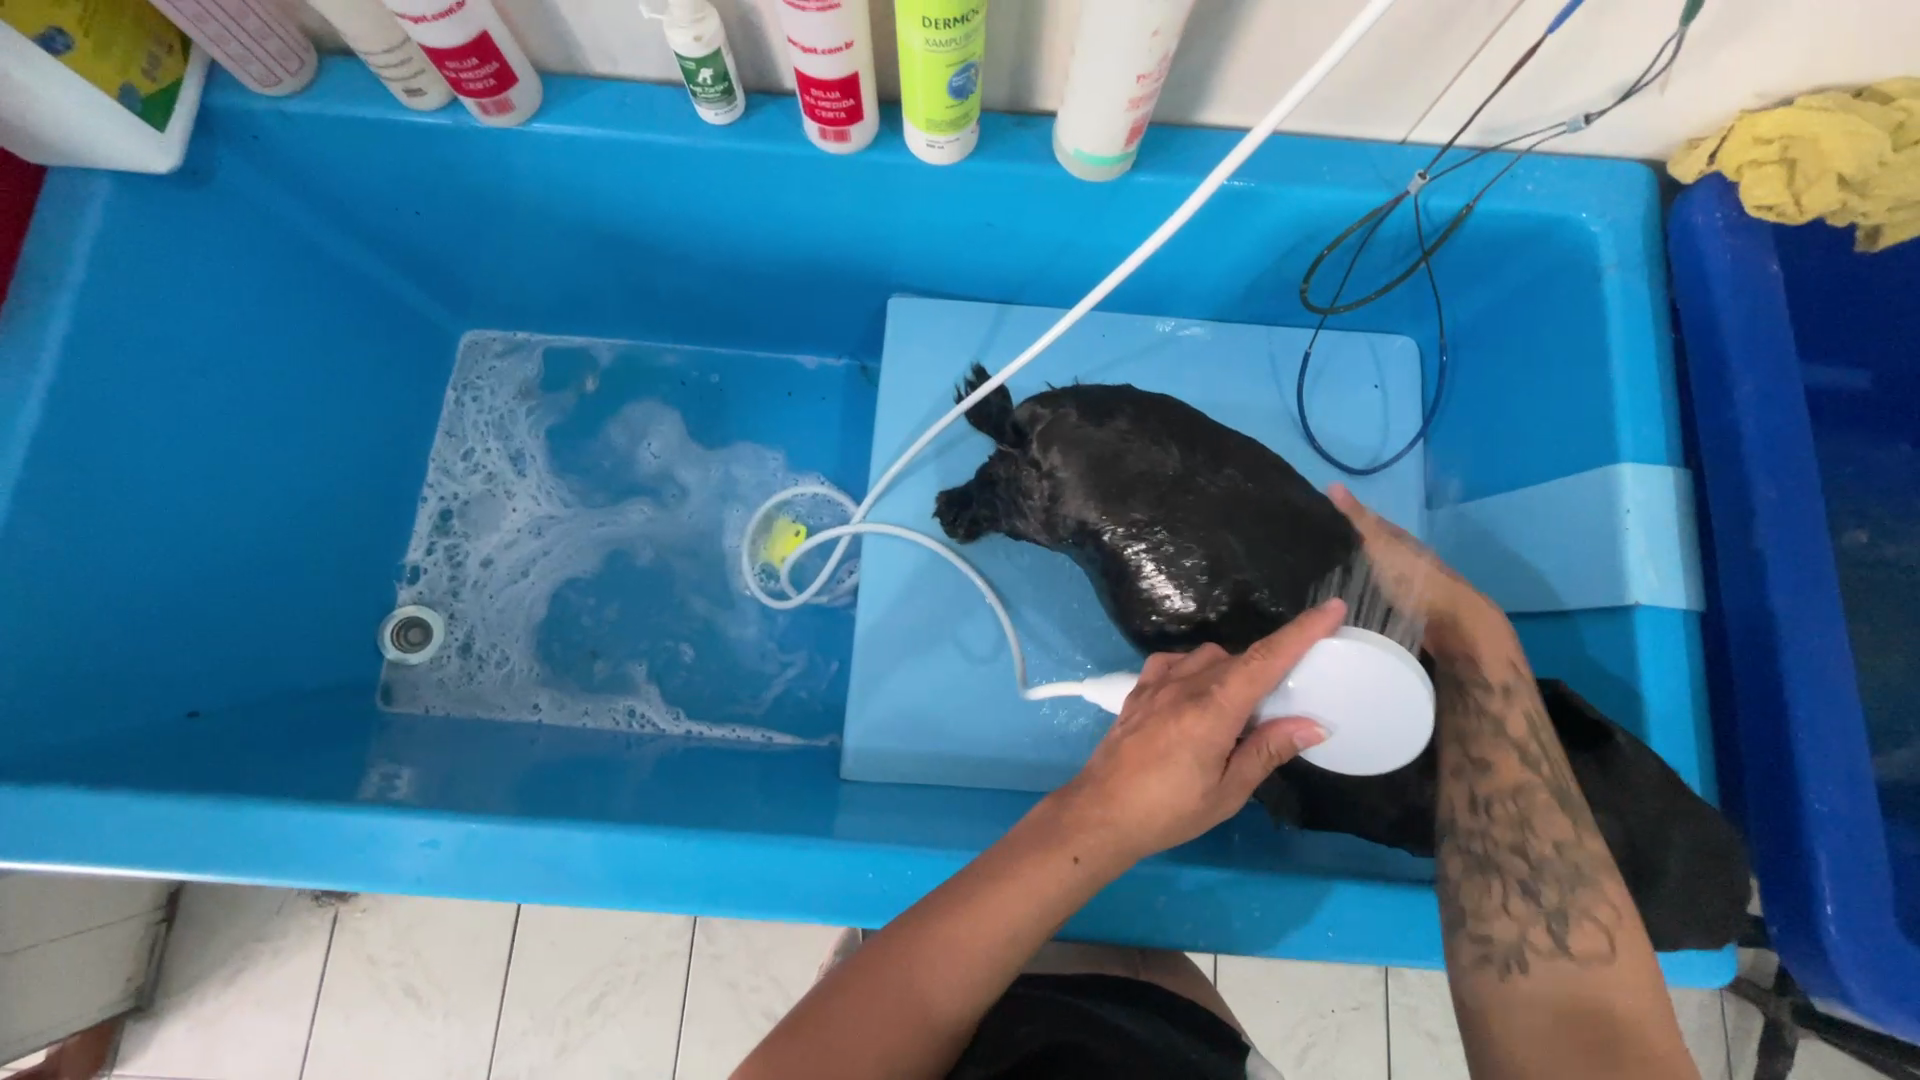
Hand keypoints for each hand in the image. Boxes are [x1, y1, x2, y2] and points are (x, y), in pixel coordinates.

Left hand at [1050, 600, 1346, 863]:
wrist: (1100, 813)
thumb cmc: (1168, 811)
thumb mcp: (1227, 792)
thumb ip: (1267, 751)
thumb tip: (1312, 725)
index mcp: (1212, 709)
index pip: (1265, 659)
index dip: (1301, 632)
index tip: (1331, 610)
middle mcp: (1184, 685)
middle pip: (1239, 659)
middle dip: (1270, 666)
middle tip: (1289, 696)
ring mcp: (1156, 684)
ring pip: (1206, 658)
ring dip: (1231, 671)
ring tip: (1242, 708)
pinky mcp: (1138, 691)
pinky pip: (1174, 664)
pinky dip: (1196, 670)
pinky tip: (1198, 694)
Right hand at [1328, 484, 1508, 656]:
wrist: (1447, 621)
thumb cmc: (1412, 576)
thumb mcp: (1381, 542)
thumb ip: (1358, 518)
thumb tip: (1332, 482)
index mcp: (1399, 540)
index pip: (1368, 522)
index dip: (1344, 519)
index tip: (1315, 522)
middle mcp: (1401, 559)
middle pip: (1368, 550)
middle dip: (1343, 551)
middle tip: (1309, 553)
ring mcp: (1401, 587)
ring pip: (1369, 576)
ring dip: (1349, 578)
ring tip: (1316, 581)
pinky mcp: (1398, 611)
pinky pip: (1370, 600)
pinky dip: (1355, 599)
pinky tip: (1338, 603)